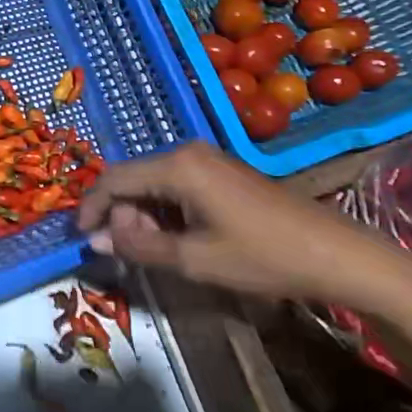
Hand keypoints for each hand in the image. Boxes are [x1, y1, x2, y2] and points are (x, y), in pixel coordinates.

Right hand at [78, 141, 404, 302]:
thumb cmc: (261, 256)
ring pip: (155, 183)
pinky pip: (177, 185)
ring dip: (145, 216)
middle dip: (122, 215)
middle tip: (130, 254)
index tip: (81, 239)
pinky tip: (180, 240)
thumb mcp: (195, 259)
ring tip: (159, 252)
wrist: (330, 251)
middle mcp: (188, 152)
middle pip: (134, 178)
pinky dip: (167, 212)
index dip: (92, 207)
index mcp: (178, 166)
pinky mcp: (222, 171)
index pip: (115, 178)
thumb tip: (96, 238)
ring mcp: (208, 159)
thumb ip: (140, 245)